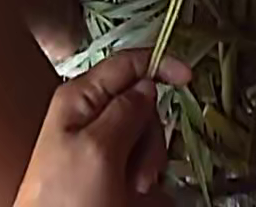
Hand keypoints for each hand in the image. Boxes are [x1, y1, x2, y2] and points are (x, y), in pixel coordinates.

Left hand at [13, 49, 191, 206]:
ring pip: (143, 133)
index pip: (126, 63)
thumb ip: (125, 111)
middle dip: (150, 133)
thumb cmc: (67, 202)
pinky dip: (144, 174)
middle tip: (141, 171)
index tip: (188, 78)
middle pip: (140, 101)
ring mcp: (98, 144)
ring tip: (134, 190)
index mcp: (80, 97)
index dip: (159, 63)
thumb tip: (147, 84)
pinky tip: (133, 194)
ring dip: (148, 160)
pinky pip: (138, 160)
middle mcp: (88, 114)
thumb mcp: (98, 151)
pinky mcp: (106, 172)